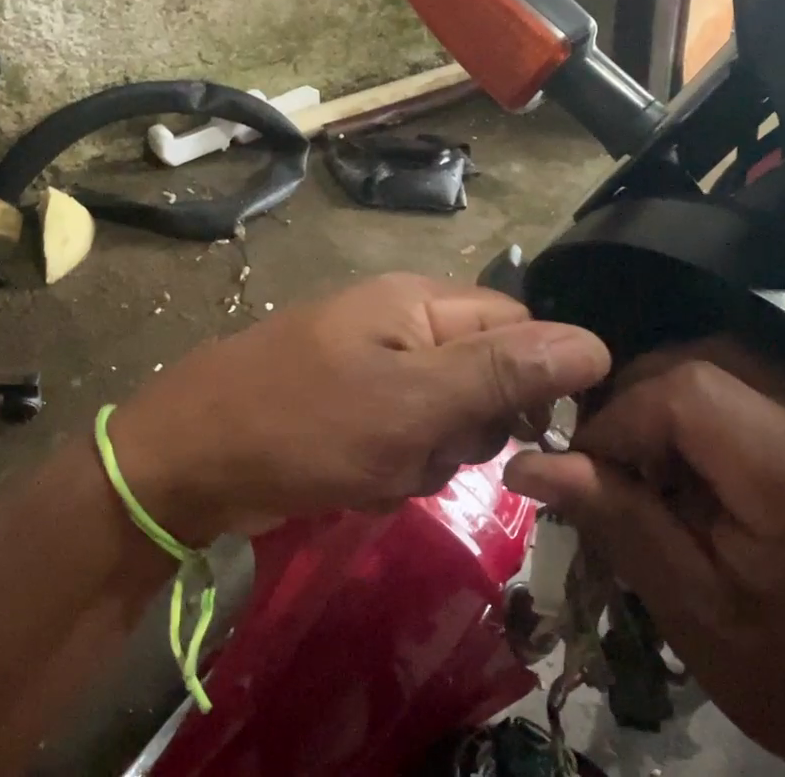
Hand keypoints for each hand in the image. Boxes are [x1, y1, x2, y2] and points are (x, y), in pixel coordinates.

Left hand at [108, 273, 610, 543]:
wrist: (188, 463)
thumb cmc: (304, 424)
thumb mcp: (413, 401)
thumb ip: (503, 373)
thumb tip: (596, 343)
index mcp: (420, 302)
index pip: (517, 326)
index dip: (531, 379)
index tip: (523, 433)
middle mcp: (400, 326)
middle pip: (483, 377)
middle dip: (466, 429)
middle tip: (425, 447)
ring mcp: (370, 370)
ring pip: (444, 420)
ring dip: (426, 457)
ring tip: (380, 467)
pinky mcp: (347, 412)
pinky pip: (401, 441)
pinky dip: (389, 470)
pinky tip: (355, 481)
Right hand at [503, 338, 784, 776]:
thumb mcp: (694, 614)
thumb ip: (619, 520)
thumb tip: (529, 463)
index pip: (687, 388)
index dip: (619, 415)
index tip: (586, 467)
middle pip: (716, 366)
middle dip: (645, 406)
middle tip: (616, 470)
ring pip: (747, 380)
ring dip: (682, 414)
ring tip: (663, 479)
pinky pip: (782, 409)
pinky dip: (727, 430)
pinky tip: (718, 487)